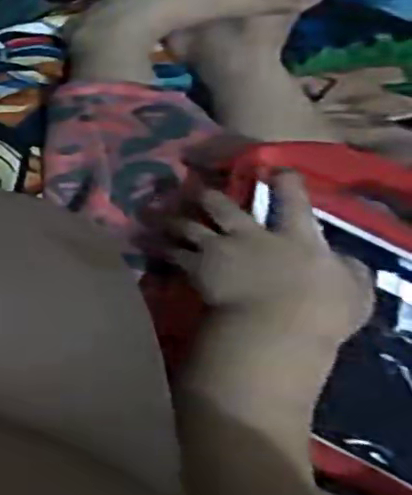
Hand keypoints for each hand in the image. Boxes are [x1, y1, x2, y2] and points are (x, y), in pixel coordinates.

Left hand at [171, 172, 372, 343]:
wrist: (273, 324)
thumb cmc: (323, 310)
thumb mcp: (353, 288)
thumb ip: (346, 268)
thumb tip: (338, 258)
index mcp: (298, 240)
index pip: (294, 206)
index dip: (286, 186)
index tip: (277, 170)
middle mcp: (251, 237)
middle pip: (222, 207)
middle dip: (206, 195)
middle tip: (192, 187)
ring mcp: (218, 248)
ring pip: (186, 224)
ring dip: (168, 218)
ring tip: (152, 212)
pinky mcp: (193, 264)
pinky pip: (168, 251)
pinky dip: (153, 244)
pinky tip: (140, 240)